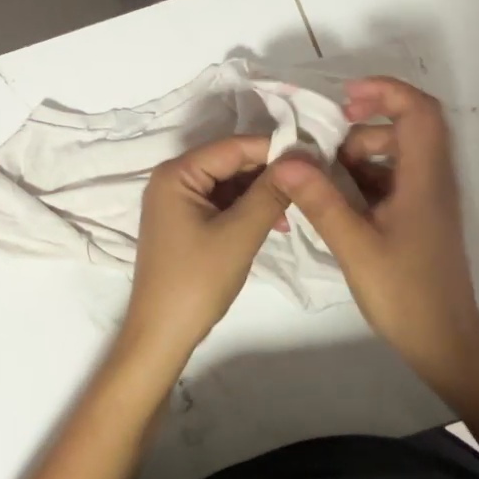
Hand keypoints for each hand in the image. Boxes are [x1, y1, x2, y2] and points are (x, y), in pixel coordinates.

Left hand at [123, 136, 294, 359]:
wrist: (162, 332)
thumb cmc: (197, 281)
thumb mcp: (240, 233)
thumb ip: (270, 192)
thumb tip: (301, 158)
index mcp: (177, 173)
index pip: (233, 146)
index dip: (275, 148)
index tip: (316, 154)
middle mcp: (172, 178)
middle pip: (230, 162)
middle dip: (270, 172)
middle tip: (313, 180)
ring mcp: (176, 201)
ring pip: (229, 183)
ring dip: (262, 192)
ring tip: (297, 206)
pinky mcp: (184, 221)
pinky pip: (221, 203)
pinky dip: (247, 209)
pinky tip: (276, 223)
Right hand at [272, 77, 478, 388]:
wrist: (443, 339)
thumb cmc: (404, 292)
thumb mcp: (354, 245)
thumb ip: (321, 200)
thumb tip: (287, 160)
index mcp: (424, 179)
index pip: (419, 111)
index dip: (386, 91)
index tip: (344, 99)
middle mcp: (432, 180)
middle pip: (407, 127)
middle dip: (364, 125)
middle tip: (325, 143)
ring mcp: (426, 199)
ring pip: (397, 154)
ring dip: (360, 154)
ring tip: (322, 176)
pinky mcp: (418, 217)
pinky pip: (392, 179)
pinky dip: (363, 177)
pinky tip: (334, 199)